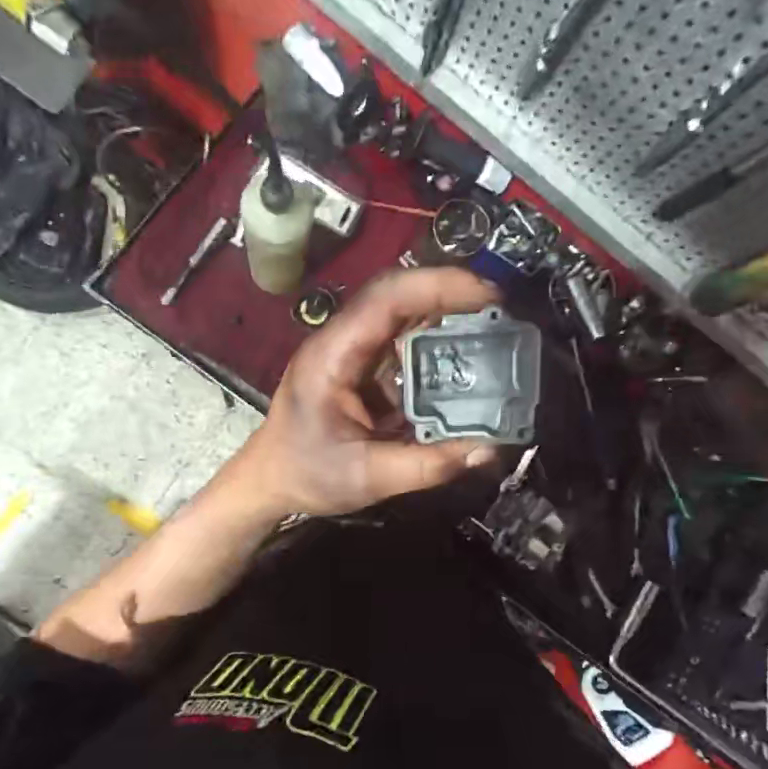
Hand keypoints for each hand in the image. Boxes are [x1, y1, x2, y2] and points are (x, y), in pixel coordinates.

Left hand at [223, 268, 501, 518]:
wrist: (270, 480)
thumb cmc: (307, 474)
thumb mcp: (369, 478)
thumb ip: (428, 465)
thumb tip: (488, 450)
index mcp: (333, 356)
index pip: (385, 300)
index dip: (437, 288)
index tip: (484, 294)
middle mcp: (342, 342)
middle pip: (396, 296)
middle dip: (448, 292)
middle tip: (497, 304)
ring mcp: (352, 351)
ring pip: (401, 314)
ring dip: (444, 313)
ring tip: (490, 323)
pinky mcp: (362, 366)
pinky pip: (402, 341)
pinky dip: (435, 340)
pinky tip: (463, 353)